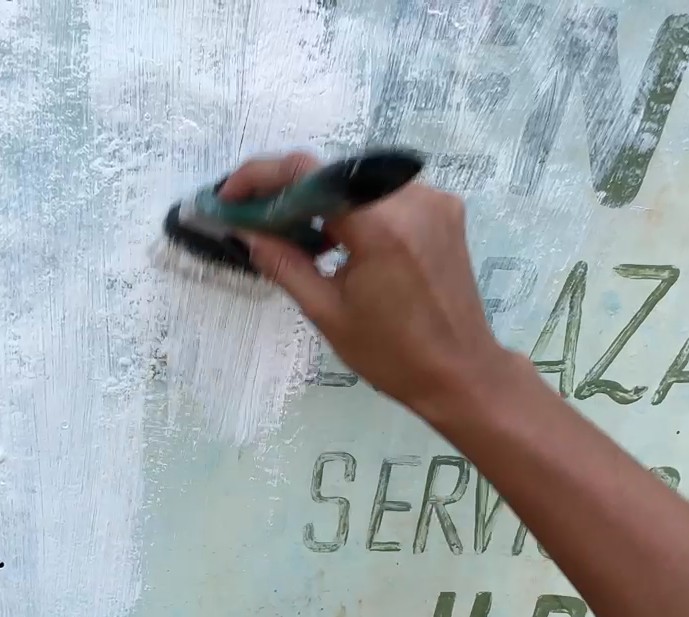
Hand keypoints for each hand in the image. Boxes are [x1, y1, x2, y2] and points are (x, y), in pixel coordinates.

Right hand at [220, 152, 509, 422]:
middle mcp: (410, 197)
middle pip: (332, 173)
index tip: (230, 195)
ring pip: (357, 182)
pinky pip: (386, 194)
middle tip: (253, 217)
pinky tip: (338, 240)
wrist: (458, 371)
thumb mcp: (326, 312)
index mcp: (379, 226)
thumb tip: (245, 231)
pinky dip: (354, 209)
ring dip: (320, 200)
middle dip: (287, 190)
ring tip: (292, 233)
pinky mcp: (444, 209)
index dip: (259, 176)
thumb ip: (284, 264)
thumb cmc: (389, 354)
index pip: (307, 174)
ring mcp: (433, 199)